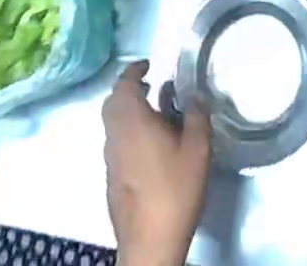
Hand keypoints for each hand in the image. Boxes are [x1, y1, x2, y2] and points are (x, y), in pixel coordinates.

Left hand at [102, 61, 210, 265]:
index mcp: (131, 118)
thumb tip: (197, 97)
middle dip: (129, 89)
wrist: (149, 241)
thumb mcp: (197, 149)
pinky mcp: (111, 176)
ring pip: (113, 122)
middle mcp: (114, 132)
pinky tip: (150, 147)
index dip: (134, 69)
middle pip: (114, 100)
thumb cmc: (174, 189)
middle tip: (151, 86)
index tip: (149, 65)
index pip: (124, 82)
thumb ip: (197, 117)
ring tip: (155, 115)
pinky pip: (116, 142)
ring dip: (129, 111)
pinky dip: (128, 132)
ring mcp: (109, 156)